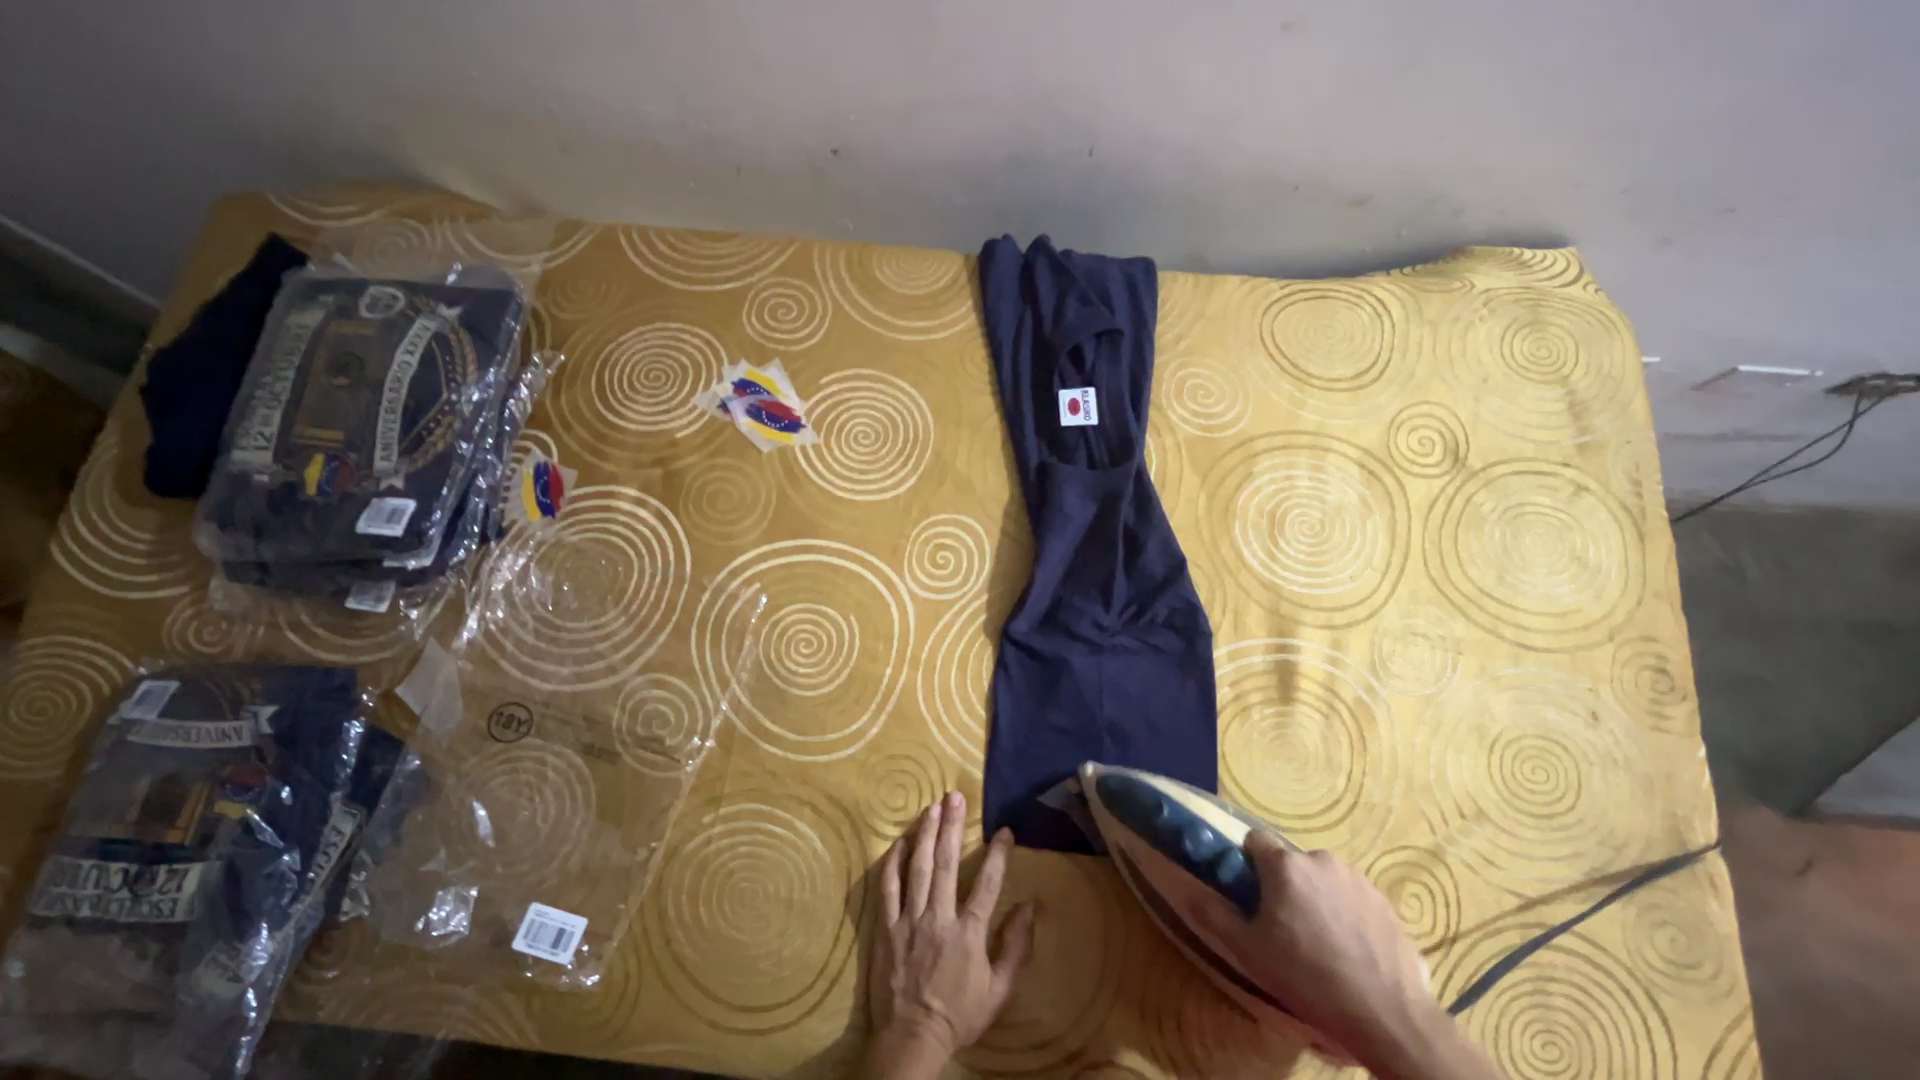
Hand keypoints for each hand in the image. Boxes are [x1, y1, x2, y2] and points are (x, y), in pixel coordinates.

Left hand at [863, 791, 1035, 1079]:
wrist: (912, 1037)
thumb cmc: (960, 1014)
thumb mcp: (1000, 989)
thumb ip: (1016, 947)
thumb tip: (1030, 908)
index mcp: (969, 932)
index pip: (988, 883)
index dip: (997, 854)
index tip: (1004, 830)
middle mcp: (938, 918)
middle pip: (947, 863)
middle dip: (953, 827)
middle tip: (956, 797)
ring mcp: (908, 920)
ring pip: (917, 868)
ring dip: (925, 834)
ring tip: (931, 807)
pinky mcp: (885, 928)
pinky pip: (888, 888)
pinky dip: (893, 863)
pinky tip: (899, 842)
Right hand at [1196, 832, 1499, 1079]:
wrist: (1385, 1013)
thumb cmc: (1307, 977)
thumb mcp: (1249, 951)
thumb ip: (1215, 916)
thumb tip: (1188, 891)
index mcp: (1285, 866)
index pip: (1254, 840)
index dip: (1247, 863)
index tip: (1250, 894)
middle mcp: (1321, 860)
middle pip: (1291, 863)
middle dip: (1284, 886)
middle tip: (1284, 927)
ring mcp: (1357, 878)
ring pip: (1323, 879)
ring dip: (1315, 898)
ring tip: (1320, 942)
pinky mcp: (1384, 900)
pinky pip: (1352, 896)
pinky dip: (1345, 913)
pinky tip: (1349, 949)